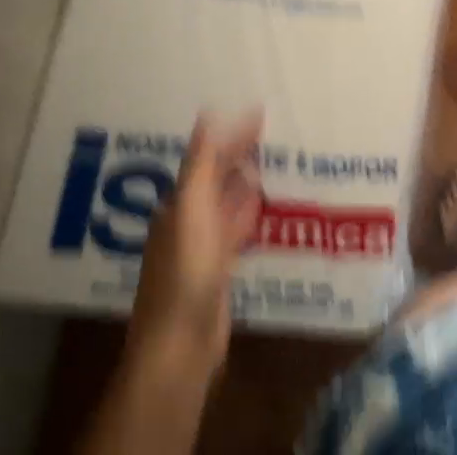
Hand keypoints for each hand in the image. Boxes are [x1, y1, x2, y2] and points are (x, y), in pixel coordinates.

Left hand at [128, 112, 265, 378]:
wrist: (181, 344)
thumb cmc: (187, 273)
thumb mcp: (193, 211)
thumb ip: (203, 165)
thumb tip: (209, 114)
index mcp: (179, 205)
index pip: (208, 159)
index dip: (233, 136)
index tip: (262, 113)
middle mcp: (188, 221)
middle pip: (217, 179)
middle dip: (240, 156)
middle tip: (274, 132)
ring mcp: (204, 247)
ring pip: (228, 204)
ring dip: (247, 183)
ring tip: (277, 162)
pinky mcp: (220, 270)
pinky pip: (238, 230)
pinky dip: (252, 213)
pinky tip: (267, 207)